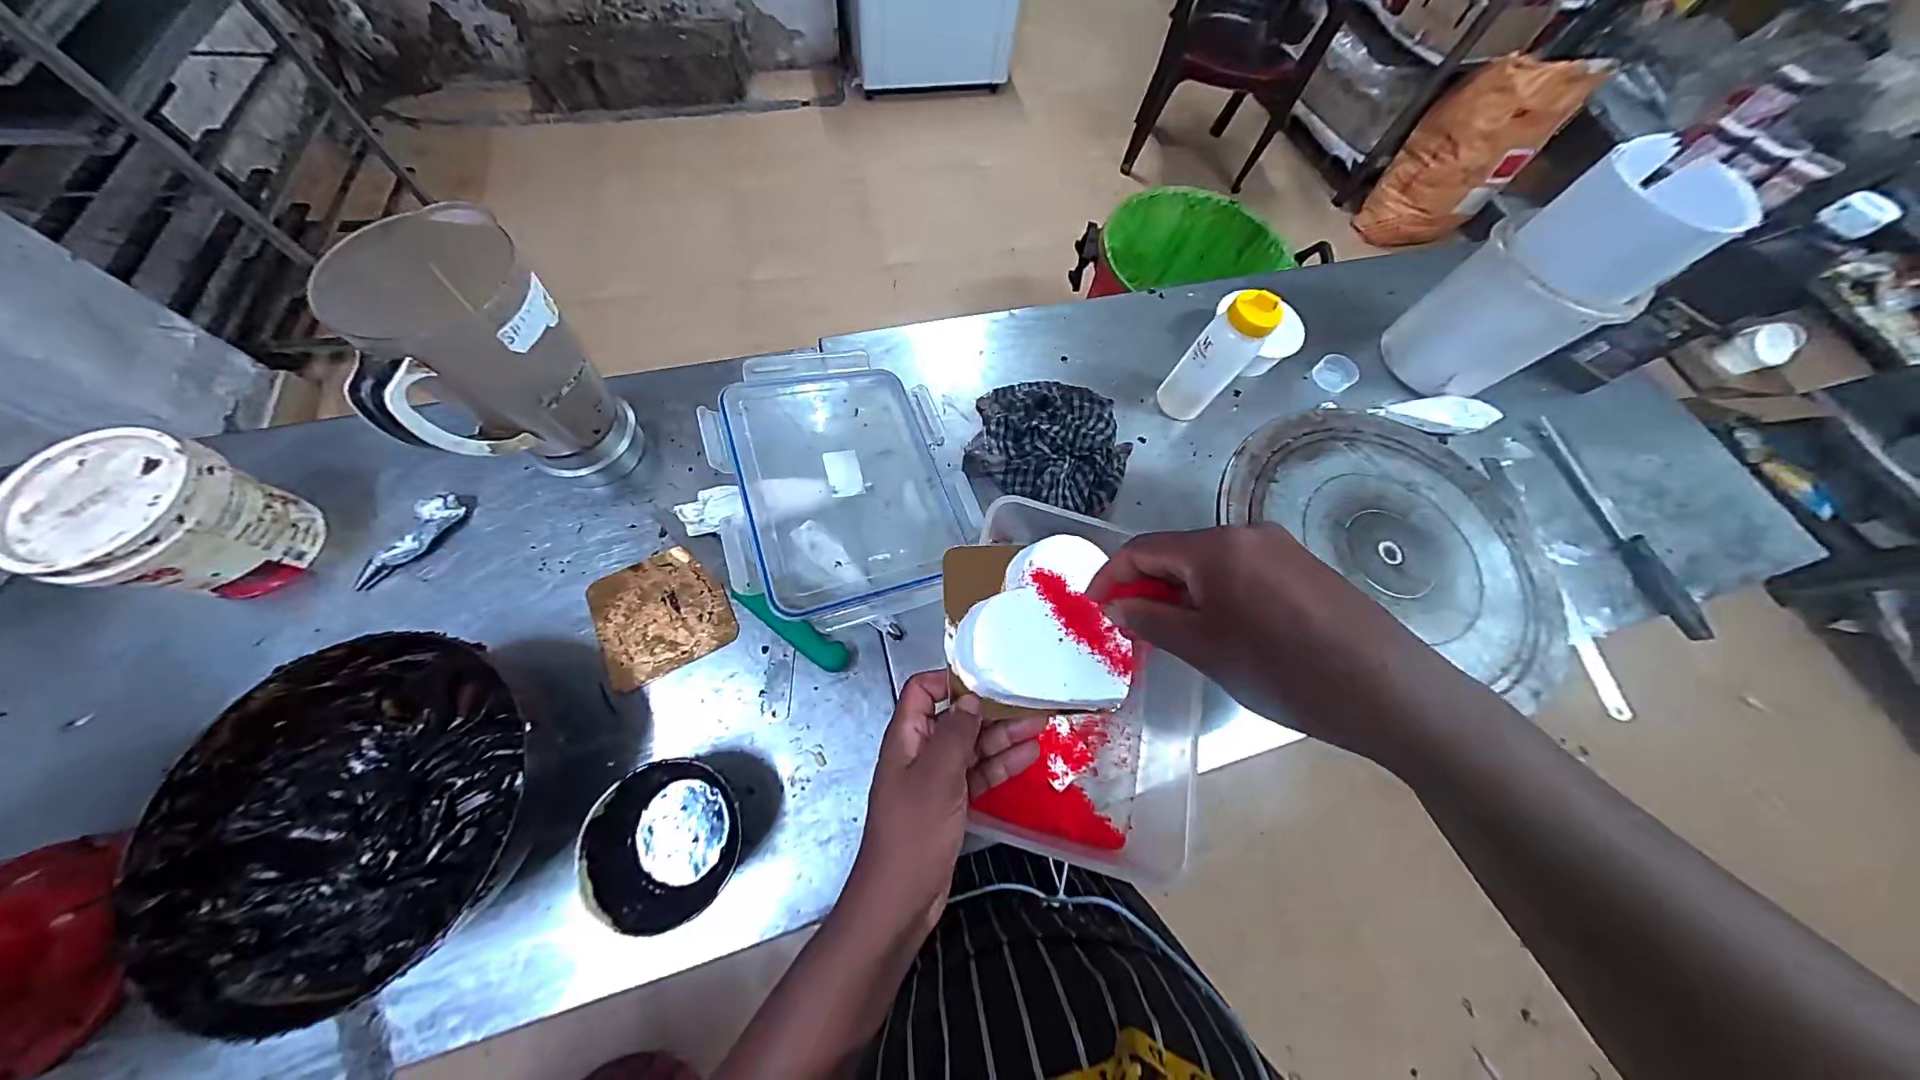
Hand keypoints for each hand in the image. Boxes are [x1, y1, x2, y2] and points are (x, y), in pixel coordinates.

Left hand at [845, 671, 1043, 935]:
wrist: (900, 899)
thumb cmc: (913, 833)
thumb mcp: (937, 776)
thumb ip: (955, 734)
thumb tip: (971, 700)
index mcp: (906, 737)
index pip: (923, 690)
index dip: (951, 680)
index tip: (988, 678)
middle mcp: (920, 752)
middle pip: (955, 718)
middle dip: (990, 710)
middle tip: (1028, 703)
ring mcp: (936, 778)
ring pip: (971, 747)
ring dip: (1002, 736)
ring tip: (1038, 725)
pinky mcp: (951, 802)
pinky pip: (977, 774)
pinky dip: (1000, 765)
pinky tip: (1027, 756)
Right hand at [1086, 525, 1486, 770]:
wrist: (1390, 692)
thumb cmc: (1284, 671)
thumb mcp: (1204, 649)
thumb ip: (1150, 620)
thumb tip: (1116, 605)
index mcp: (1218, 547)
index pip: (1143, 549)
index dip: (1111, 577)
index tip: (1093, 609)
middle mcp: (1248, 533)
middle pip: (1176, 553)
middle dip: (1146, 587)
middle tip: (1132, 630)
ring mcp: (1280, 548)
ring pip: (1208, 564)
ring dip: (1180, 593)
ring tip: (1175, 636)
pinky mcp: (1303, 568)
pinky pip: (1241, 572)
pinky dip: (1214, 595)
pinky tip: (1222, 630)